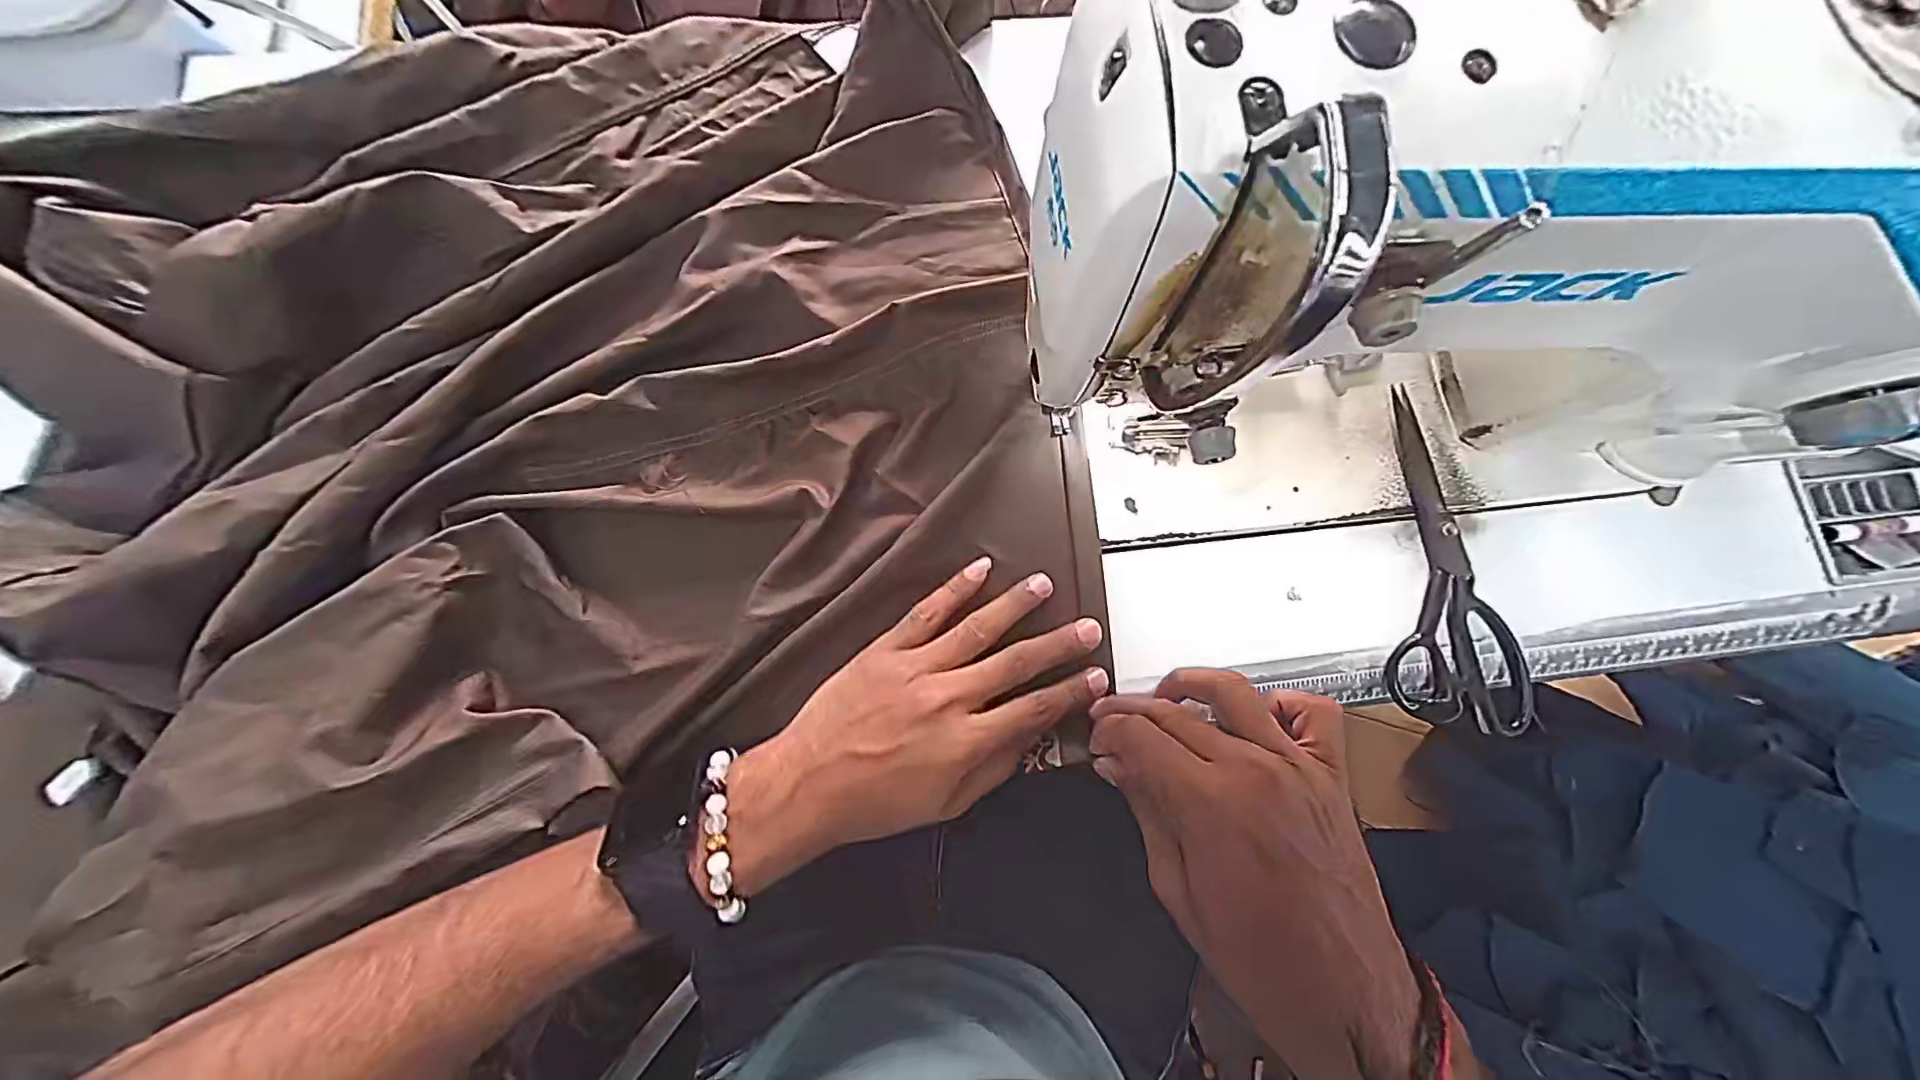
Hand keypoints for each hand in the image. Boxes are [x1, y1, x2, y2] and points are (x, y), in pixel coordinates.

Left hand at [720, 557, 1108, 895]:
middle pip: (1016, 663)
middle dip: (1058, 644)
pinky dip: (954, 590)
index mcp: (965, 741)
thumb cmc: (871, 801)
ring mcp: (915, 669)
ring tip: (1042, 585)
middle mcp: (946, 699)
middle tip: (1086, 627)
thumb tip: (1026, 741)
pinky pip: (926, 613)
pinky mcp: (885, 651)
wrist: (807, 783)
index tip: (1093, 677)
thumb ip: (993, 769)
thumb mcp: (945, 803)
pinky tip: (977, 571)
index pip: (1033, 709)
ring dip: (1015, 605)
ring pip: (977, 629)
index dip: (1071, 692)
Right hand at [1089, 669, 1420, 1079]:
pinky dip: (1278, 703)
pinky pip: (1312, 712)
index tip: (1097, 739)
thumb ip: (1146, 811)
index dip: (1107, 730)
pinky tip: (1253, 718)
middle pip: (1174, 710)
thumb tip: (1117, 766)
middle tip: (1113, 724)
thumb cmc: (1261, 959)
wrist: (1343, 998)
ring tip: (1166, 698)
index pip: (1139, 733)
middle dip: (1131, 711)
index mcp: (1210, 804)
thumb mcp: (1176, 887)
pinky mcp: (1332, 778)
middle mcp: (1255, 773)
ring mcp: (1298, 769)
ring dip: (1189, 685)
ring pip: (1233, 690)